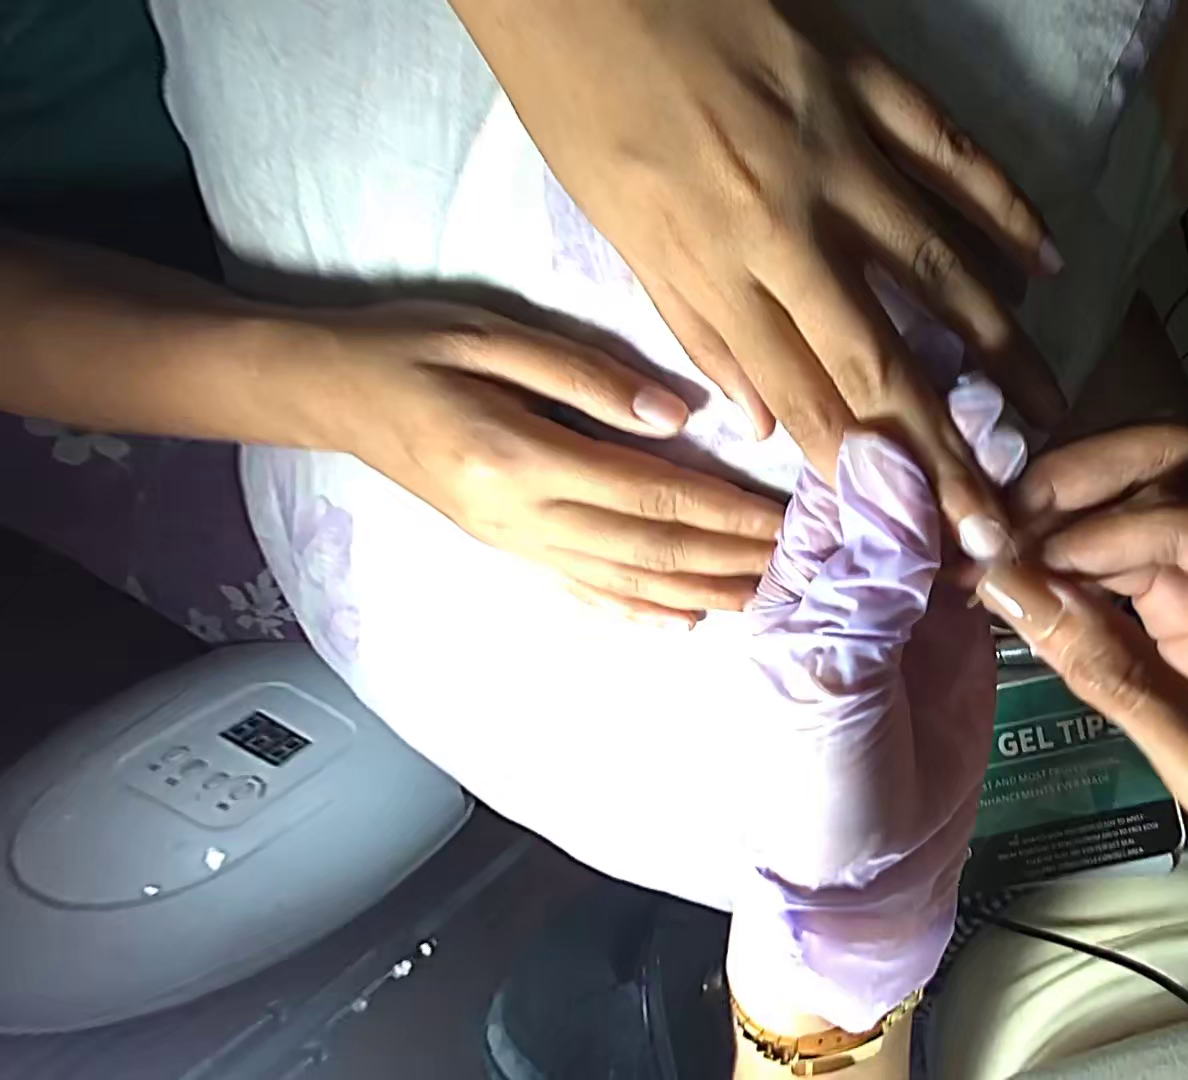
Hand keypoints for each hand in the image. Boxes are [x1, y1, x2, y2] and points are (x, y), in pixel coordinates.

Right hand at [304, 301, 783, 624]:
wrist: (323, 394)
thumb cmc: (411, 352)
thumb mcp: (494, 339)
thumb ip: (590, 378)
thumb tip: (677, 420)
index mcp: (526, 460)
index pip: (658, 495)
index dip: (730, 513)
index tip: (787, 522)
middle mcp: (529, 519)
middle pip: (657, 549)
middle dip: (735, 559)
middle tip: (797, 565)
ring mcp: (521, 547)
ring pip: (632, 582)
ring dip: (705, 592)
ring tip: (764, 599)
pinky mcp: (514, 556)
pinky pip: (586, 595)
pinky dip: (641, 613)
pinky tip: (684, 624)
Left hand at [454, 0, 1065, 557]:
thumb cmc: (585, 105)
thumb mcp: (624, 237)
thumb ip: (704, 336)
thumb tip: (766, 429)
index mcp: (717, 269)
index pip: (810, 401)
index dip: (866, 474)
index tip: (914, 529)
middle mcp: (788, 224)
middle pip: (882, 362)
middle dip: (943, 452)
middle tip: (993, 517)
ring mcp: (837, 150)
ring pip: (938, 269)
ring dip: (1000, 350)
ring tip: (1045, 410)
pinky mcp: (866, 82)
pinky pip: (953, 153)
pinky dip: (1005, 208)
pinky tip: (1047, 262)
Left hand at [729, 378, 1024, 1034]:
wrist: (879, 869)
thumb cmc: (823, 782)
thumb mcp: (830, 676)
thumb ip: (863, 572)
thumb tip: (882, 450)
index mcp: (804, 570)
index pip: (843, 473)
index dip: (886, 421)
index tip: (931, 368)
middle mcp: (860, 566)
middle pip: (906, 485)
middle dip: (946, 443)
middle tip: (995, 395)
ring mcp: (918, 590)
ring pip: (953, 517)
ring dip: (984, 480)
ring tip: (1024, 431)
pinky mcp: (967, 620)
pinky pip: (991, 562)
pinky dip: (1012, 533)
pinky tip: (1038, 496)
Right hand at [982, 425, 1187, 932]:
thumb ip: (1116, 679)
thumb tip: (1013, 590)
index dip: (1104, 532)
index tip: (1011, 555)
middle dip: (1086, 482)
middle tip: (999, 518)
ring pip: (1182, 467)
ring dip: (1086, 496)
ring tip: (1008, 532)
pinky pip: (1179, 509)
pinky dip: (1105, 529)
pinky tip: (1048, 550)